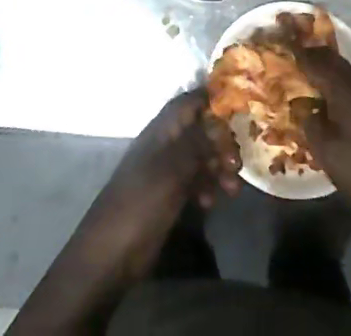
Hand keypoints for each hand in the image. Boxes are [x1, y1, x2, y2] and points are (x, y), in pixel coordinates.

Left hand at [80, 90, 239, 276]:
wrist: (112, 251)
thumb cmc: (141, 202)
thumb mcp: (172, 170)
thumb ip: (197, 143)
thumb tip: (219, 121)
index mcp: (161, 131)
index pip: (188, 103)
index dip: (211, 100)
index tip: (238, 109)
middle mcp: (165, 145)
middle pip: (200, 130)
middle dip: (221, 142)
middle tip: (237, 163)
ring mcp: (167, 171)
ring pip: (201, 157)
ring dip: (218, 168)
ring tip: (232, 189)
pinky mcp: (169, 195)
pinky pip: (195, 181)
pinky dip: (207, 187)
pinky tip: (211, 203)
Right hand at [292, 46, 350, 229]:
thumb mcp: (324, 148)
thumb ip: (308, 119)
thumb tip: (299, 102)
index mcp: (343, 89)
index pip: (314, 60)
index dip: (295, 49)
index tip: (277, 40)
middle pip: (330, 57)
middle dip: (308, 50)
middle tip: (287, 48)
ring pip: (341, 67)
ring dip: (321, 62)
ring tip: (300, 64)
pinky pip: (348, 80)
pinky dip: (332, 76)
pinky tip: (322, 88)